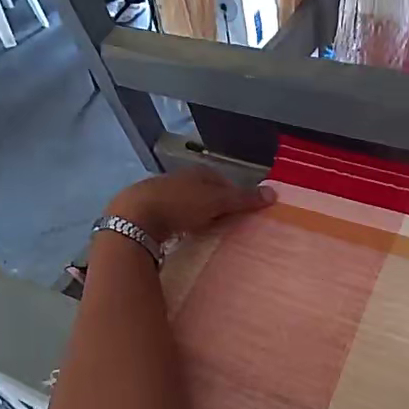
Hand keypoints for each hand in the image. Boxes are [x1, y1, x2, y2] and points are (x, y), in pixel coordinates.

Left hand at [105, 168, 275, 245]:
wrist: (134, 218)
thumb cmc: (179, 205)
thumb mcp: (216, 202)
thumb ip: (243, 199)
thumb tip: (274, 193)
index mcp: (195, 173)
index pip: (220, 179)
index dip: (231, 192)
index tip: (240, 209)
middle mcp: (177, 179)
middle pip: (201, 190)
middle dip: (212, 203)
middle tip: (225, 221)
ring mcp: (158, 194)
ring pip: (183, 203)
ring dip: (193, 214)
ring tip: (205, 231)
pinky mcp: (144, 212)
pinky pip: (168, 216)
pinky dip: (177, 223)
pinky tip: (179, 235)